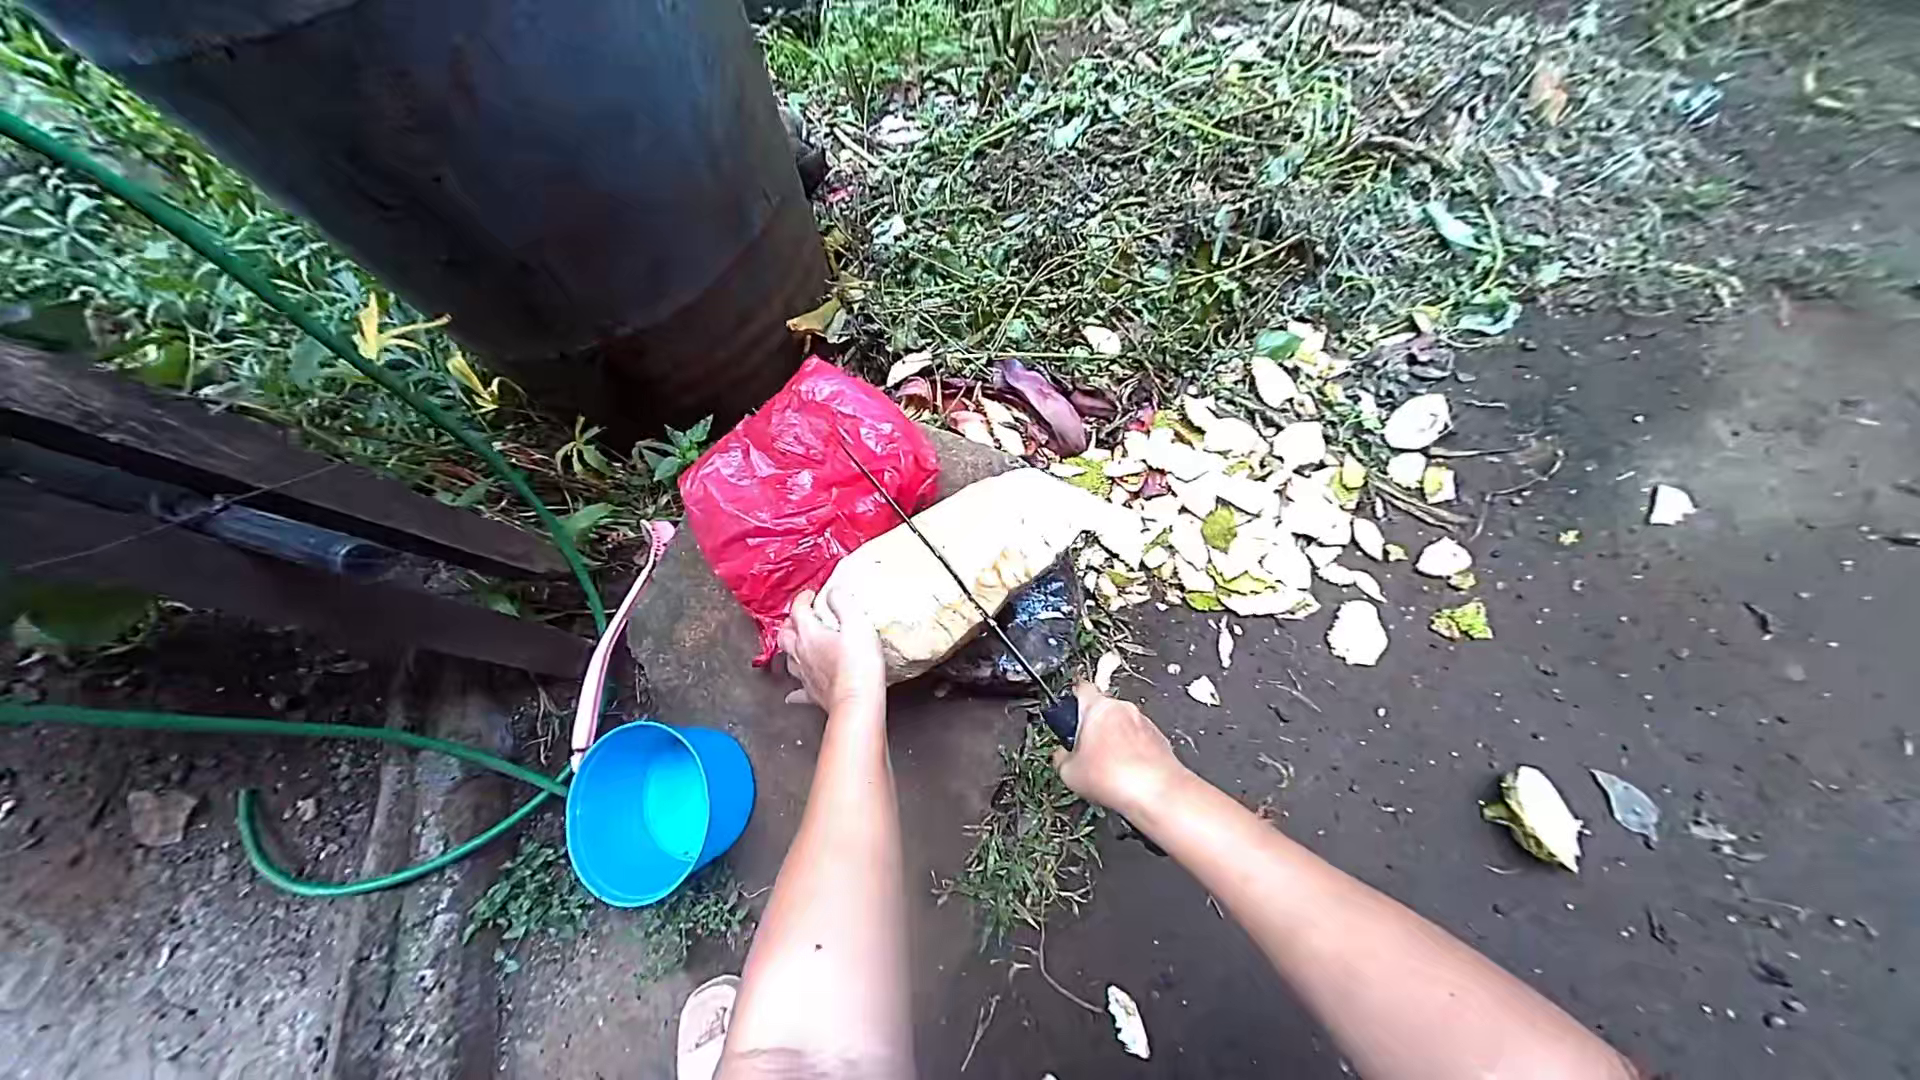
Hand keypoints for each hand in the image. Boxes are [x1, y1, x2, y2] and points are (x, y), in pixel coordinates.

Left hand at [777, 588, 885, 711]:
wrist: (857, 702)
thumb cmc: (858, 663)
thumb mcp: (858, 622)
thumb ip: (843, 603)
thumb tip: (833, 592)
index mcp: (810, 634)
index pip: (799, 611)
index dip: (803, 599)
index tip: (810, 594)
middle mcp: (802, 654)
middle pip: (785, 635)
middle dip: (790, 623)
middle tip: (798, 618)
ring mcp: (805, 676)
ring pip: (788, 660)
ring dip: (790, 649)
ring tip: (795, 645)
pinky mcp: (813, 695)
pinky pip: (798, 692)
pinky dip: (794, 690)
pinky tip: (792, 694)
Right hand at [1052, 683, 1185, 815]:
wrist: (1157, 793)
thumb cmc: (1116, 778)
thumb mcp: (1069, 773)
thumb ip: (1060, 757)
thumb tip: (1061, 756)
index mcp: (1098, 707)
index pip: (1082, 688)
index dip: (1074, 697)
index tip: (1070, 710)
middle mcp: (1123, 708)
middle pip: (1102, 709)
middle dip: (1093, 727)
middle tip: (1086, 751)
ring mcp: (1143, 722)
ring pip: (1122, 724)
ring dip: (1114, 740)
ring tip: (1109, 768)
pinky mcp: (1159, 738)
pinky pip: (1140, 739)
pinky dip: (1133, 751)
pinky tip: (1127, 774)